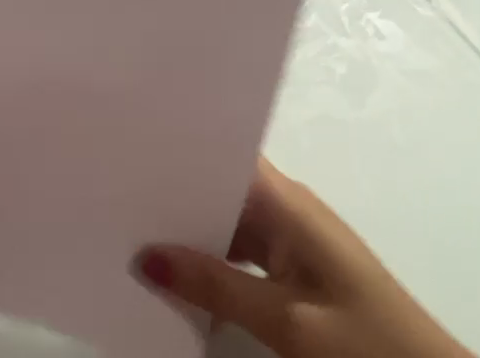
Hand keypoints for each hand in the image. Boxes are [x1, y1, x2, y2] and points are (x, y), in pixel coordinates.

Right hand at [138, 159, 471, 357]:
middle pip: (217, 183)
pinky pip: (238, 249)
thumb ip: (213, 286)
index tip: (126, 141)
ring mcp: (292, 239)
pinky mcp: (294, 268)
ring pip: (225, 218)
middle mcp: (287, 209)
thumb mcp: (286, 322)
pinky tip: (171, 267)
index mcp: (287, 202)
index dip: (177, 143)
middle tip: (111, 185)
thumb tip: (144, 255)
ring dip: (186, 225)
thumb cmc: (367, 343)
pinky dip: (208, 256)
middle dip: (170, 186)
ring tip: (127, 222)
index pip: (222, 151)